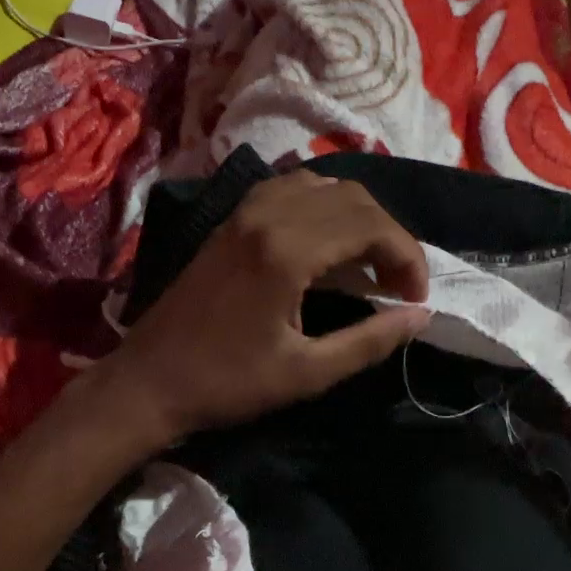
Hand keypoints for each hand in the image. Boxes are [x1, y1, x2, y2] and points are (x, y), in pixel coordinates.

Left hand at [98, 170, 431, 440]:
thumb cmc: (227, 385)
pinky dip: (322, 207)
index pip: (372, 226)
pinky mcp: (229, 221)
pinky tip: (326, 245)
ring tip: (367, 265)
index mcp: (287, 250)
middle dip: (389, 237)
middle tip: (398, 286)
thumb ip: (368, 342)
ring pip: (322, 186)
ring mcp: (243, 212)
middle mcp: (267, 215)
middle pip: (353, 198)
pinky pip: (288, 190)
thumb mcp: (306, 373)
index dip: (407, 257)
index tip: (416, 298)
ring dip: (357, 217)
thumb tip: (420, 317)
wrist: (149, 382)